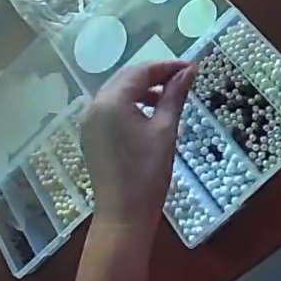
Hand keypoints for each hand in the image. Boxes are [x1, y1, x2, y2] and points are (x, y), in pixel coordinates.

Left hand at [80, 60, 194, 229]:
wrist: (123, 214)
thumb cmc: (148, 173)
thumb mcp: (165, 131)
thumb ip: (174, 96)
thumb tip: (189, 70)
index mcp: (111, 101)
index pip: (140, 72)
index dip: (167, 66)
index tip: (191, 68)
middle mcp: (94, 105)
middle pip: (125, 78)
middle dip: (153, 75)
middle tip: (182, 78)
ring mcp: (89, 121)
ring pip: (117, 92)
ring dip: (141, 89)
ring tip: (168, 97)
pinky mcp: (91, 135)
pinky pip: (110, 109)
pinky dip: (129, 104)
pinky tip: (148, 113)